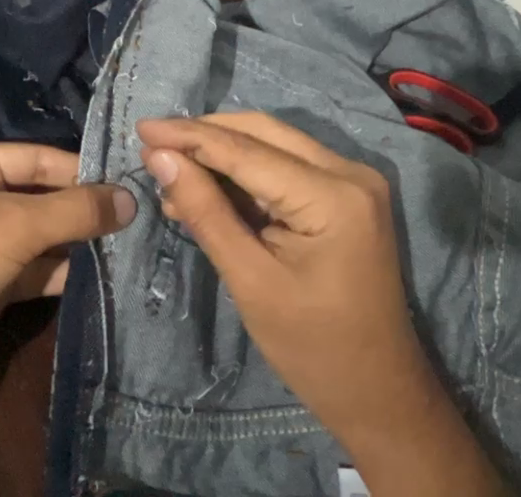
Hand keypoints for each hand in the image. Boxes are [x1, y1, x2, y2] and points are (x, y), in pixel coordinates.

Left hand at [0, 143, 136, 403]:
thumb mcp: (16, 224)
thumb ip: (76, 210)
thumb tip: (131, 199)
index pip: (36, 157)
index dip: (81, 169)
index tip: (129, 182)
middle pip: (40, 195)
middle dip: (82, 207)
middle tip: (137, 214)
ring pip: (40, 234)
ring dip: (78, 241)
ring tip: (130, 242)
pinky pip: (35, 268)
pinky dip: (64, 271)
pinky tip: (103, 273)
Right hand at [137, 114, 422, 439]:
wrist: (378, 394)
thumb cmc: (313, 346)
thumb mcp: (250, 279)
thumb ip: (205, 211)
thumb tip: (160, 157)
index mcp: (333, 195)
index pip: (246, 149)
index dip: (189, 136)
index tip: (141, 126)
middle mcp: (349, 172)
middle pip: (262, 132)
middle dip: (204, 135)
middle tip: (152, 143)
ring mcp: (352, 181)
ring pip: (272, 144)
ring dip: (221, 153)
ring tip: (169, 172)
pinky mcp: (346, 195)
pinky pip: (285, 167)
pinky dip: (243, 174)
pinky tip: (205, 189)